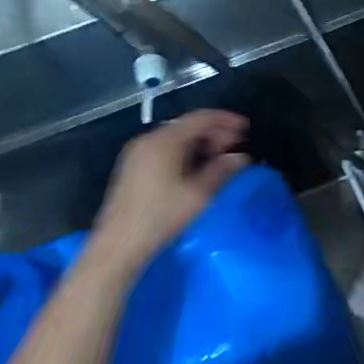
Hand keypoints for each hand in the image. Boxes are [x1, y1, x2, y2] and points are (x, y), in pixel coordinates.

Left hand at [89, 110, 250, 273]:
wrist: (119, 244)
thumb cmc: (161, 217)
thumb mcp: (198, 195)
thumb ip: (221, 171)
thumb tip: (241, 157)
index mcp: (164, 141)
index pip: (200, 118)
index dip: (225, 120)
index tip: (245, 128)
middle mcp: (148, 139)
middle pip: (186, 126)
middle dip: (213, 133)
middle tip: (235, 146)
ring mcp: (137, 152)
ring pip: (174, 137)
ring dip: (199, 143)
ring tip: (219, 158)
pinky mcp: (132, 166)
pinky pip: (163, 148)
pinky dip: (183, 151)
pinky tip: (195, 168)